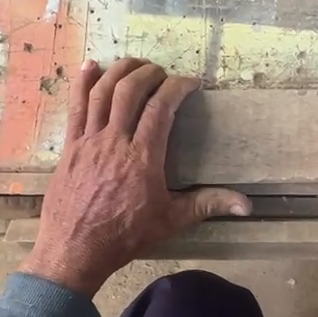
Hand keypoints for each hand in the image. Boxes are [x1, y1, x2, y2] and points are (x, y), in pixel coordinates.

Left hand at [20, 58, 248, 297]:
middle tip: (163, 73)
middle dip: (149, 73)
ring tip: (135, 64)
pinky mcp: (70, 147)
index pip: (161, 107)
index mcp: (143, 157)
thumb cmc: (126, 235)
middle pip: (130, 91)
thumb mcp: (172, 220)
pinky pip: (75, 107)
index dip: (177, 86)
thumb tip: (247, 205)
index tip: (191, 82)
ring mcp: (88, 142)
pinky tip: (91, 65)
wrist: (74, 253)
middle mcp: (114, 142)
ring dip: (120, 71)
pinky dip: (83, 82)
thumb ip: (209, 204)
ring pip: (101, 92)